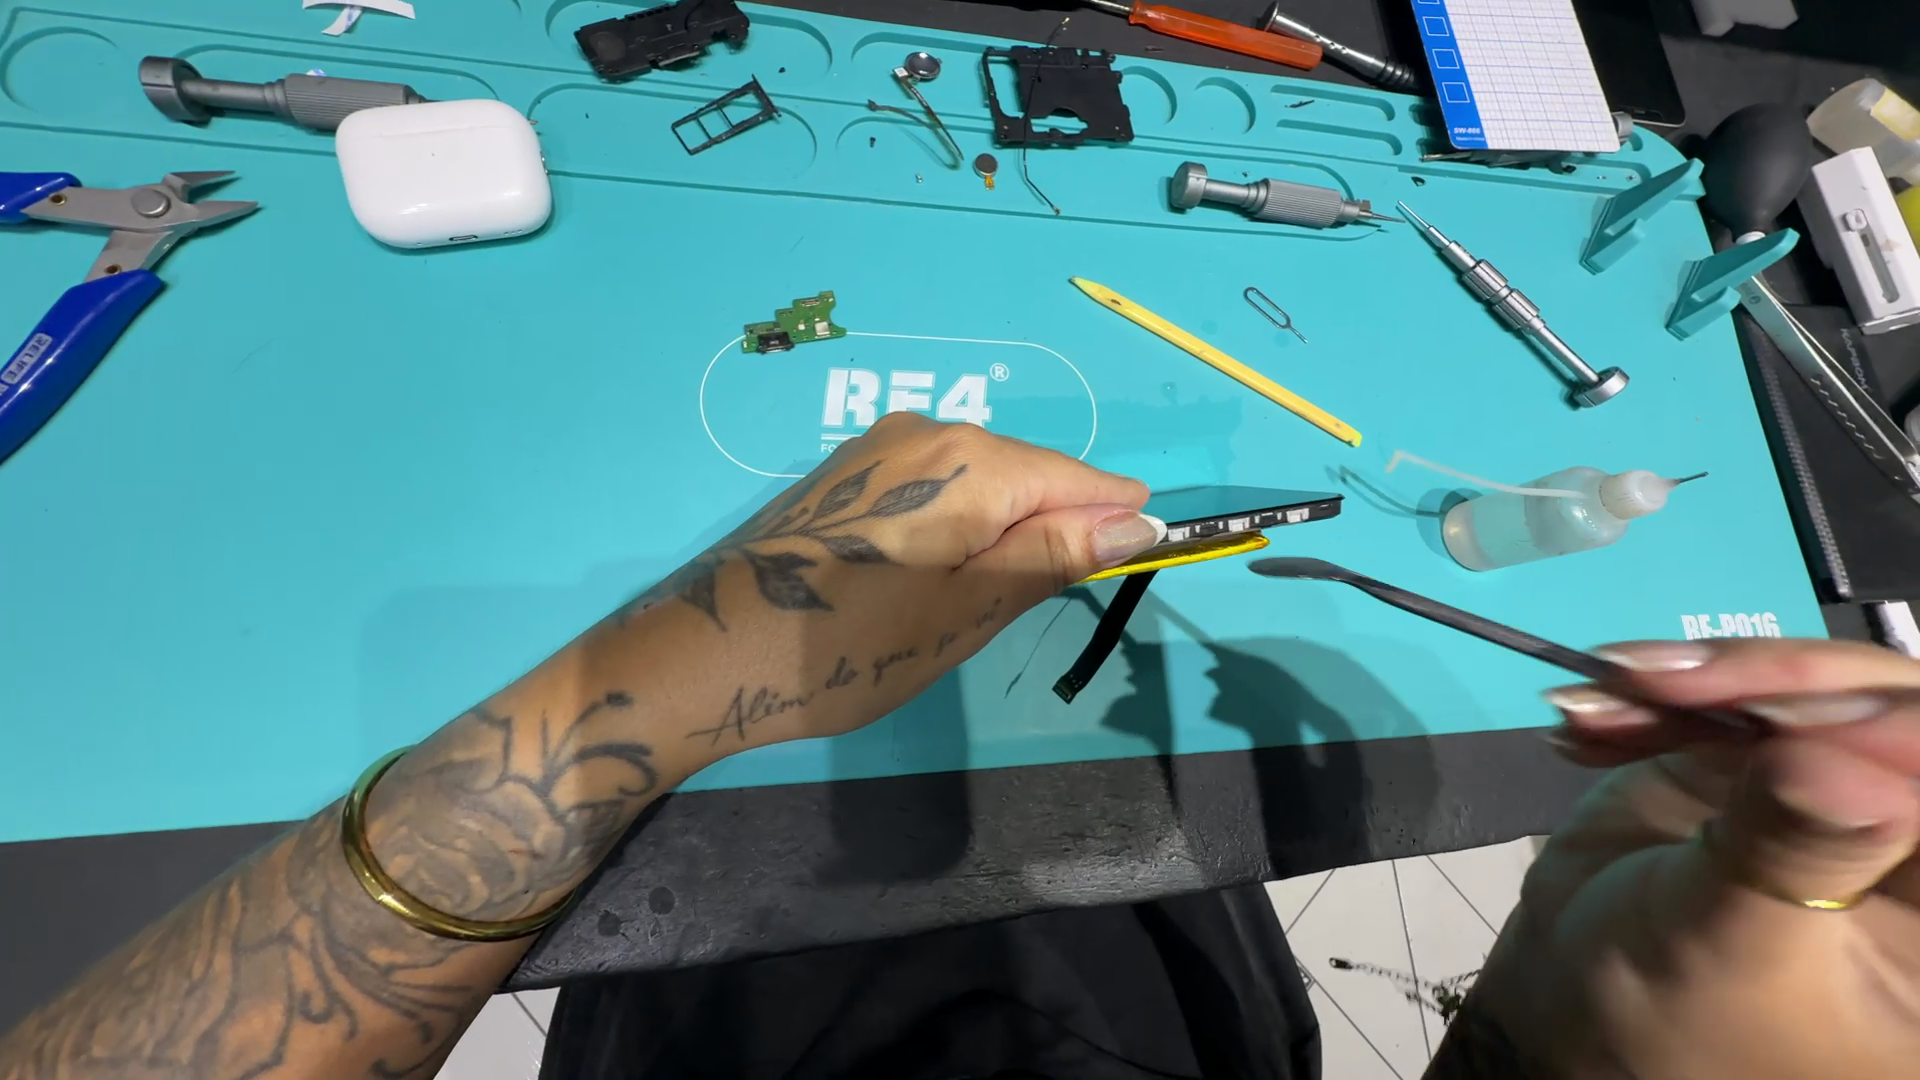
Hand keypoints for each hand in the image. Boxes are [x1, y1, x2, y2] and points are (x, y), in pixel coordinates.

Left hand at [613, 413, 1158, 753]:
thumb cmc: (853, 646)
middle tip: (1040, 599)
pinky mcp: (850, 470)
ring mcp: (879, 445)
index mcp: (968, 459)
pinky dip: (959, 522)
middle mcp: (926, 428)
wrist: (709, 651)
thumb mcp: (970, 609)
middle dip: (1054, 526)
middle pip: (1026, 472)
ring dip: (1004, 528)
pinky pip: (935, 484)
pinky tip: (936, 569)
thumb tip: (1139, 521)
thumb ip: (1055, 554)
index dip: (1114, 515)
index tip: (1146, 551)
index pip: (1073, 476)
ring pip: (980, 479)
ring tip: (982, 596)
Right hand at [1463, 639, 1919, 1078]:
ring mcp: (1821, 785)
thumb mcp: (1729, 947)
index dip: (1898, 728)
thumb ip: (1786, 859)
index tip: (1782, 719)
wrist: (1579, 992)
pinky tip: (1576, 726)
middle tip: (1647, 679)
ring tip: (1581, 708)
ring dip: (1673, 682)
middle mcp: (1908, 828)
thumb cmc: (1677, 1009)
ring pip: (1787, 684)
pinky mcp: (1737, 759)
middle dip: (1763, 677)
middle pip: (1888, 706)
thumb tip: (1838, 767)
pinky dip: (1631, 700)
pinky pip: (1702, 695)